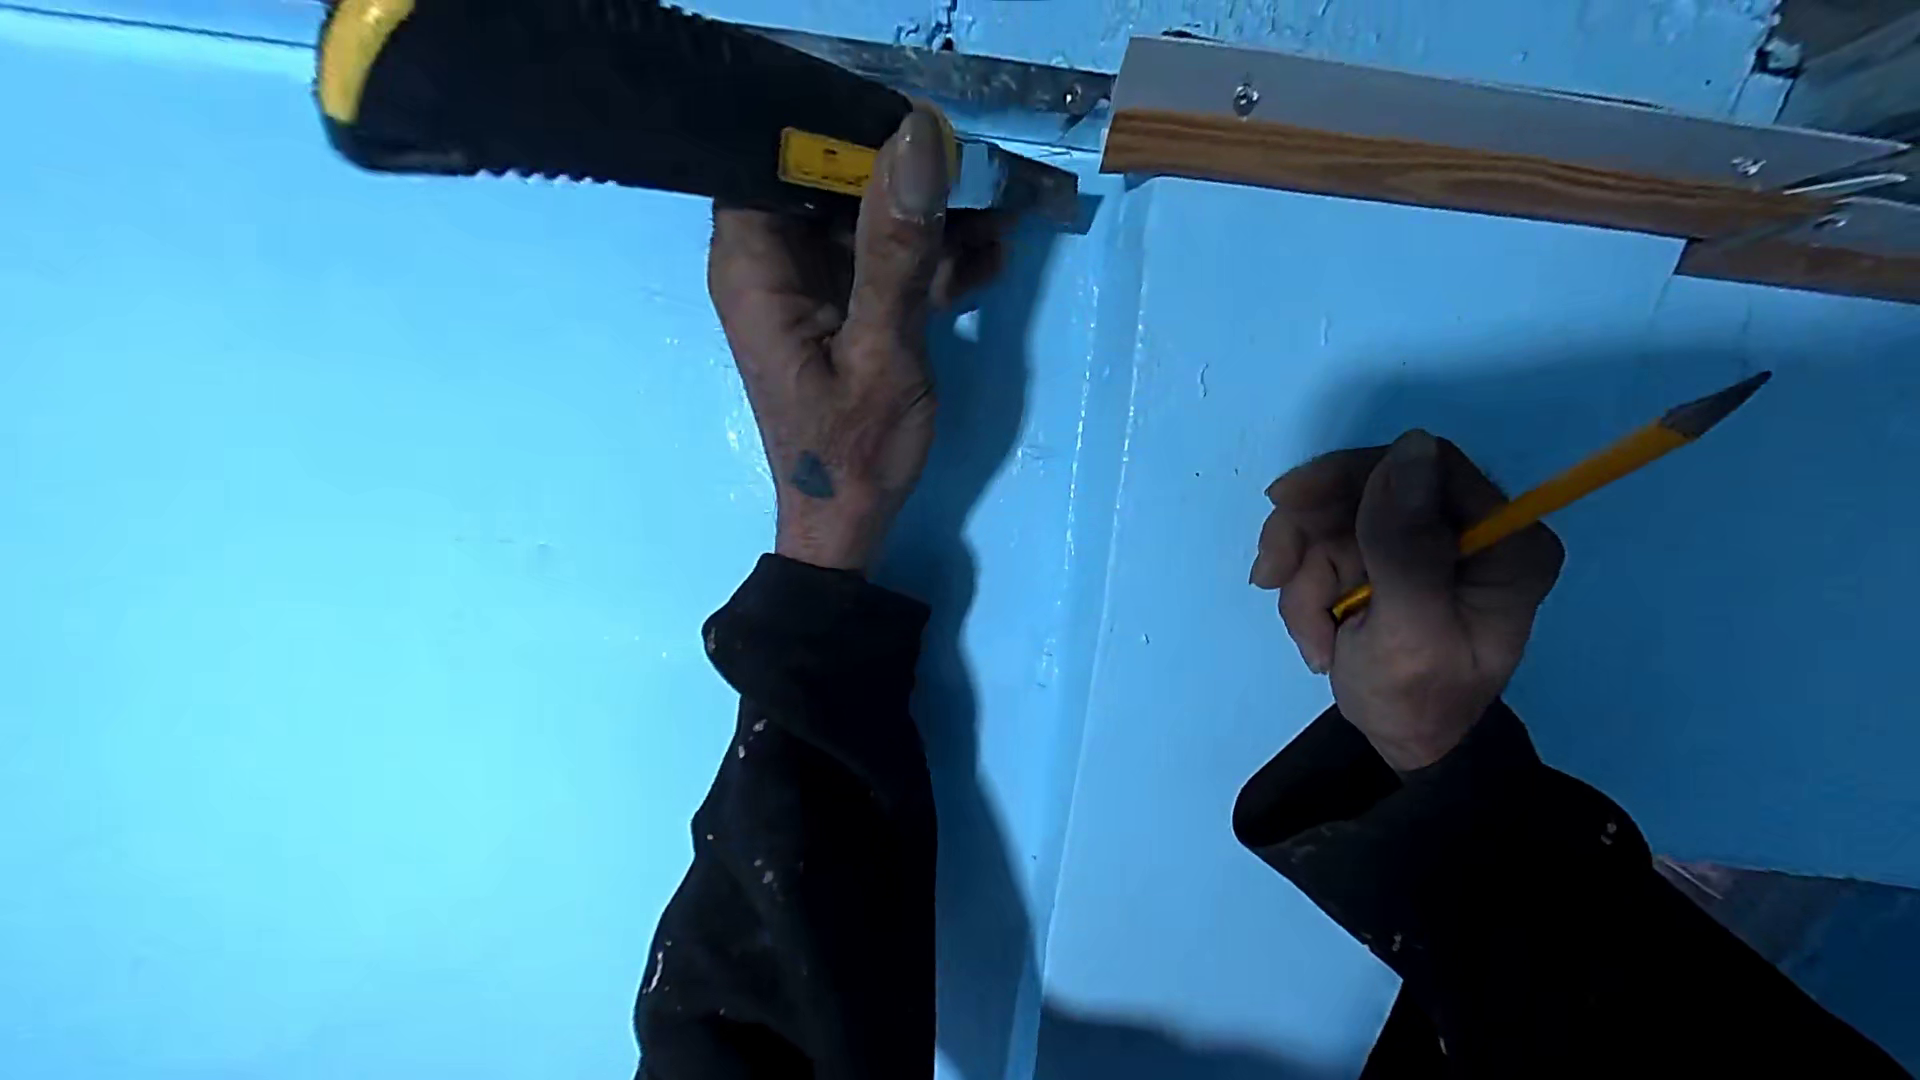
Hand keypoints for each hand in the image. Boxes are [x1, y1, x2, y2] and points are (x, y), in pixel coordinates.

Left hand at [708, 108, 1005, 571]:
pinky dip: (933, 265)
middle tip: (983, 174)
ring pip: (871, 224)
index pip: (779, 154)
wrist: (850, 522)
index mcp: (755, 264)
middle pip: (835, 185)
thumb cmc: (853, 451)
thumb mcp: (883, 350)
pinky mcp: (846, 313)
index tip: (921, 129)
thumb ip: (897, 249)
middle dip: (910, 178)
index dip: (846, 130)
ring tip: (1004, 219)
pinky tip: (988, 263)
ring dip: (936, 222)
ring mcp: (812, 289)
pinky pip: (886, 268)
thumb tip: (918, 135)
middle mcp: (774, 264)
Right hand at [1250, 431, 1563, 770]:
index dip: (1349, 475)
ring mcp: (1410, 542)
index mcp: (1499, 541)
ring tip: (1310, 633)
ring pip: (1325, 522)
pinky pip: (1313, 550)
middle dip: (1307, 537)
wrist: (1399, 739)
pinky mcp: (1372, 558)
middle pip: (1361, 489)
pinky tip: (1313, 630)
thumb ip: (1405, 546)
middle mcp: (1458, 529)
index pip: (1422, 467)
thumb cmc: (1417, 698)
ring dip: (1300, 576)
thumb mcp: (1410, 630)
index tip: (1287, 502)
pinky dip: (1300, 590)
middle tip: (1271, 578)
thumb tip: (1410, 448)